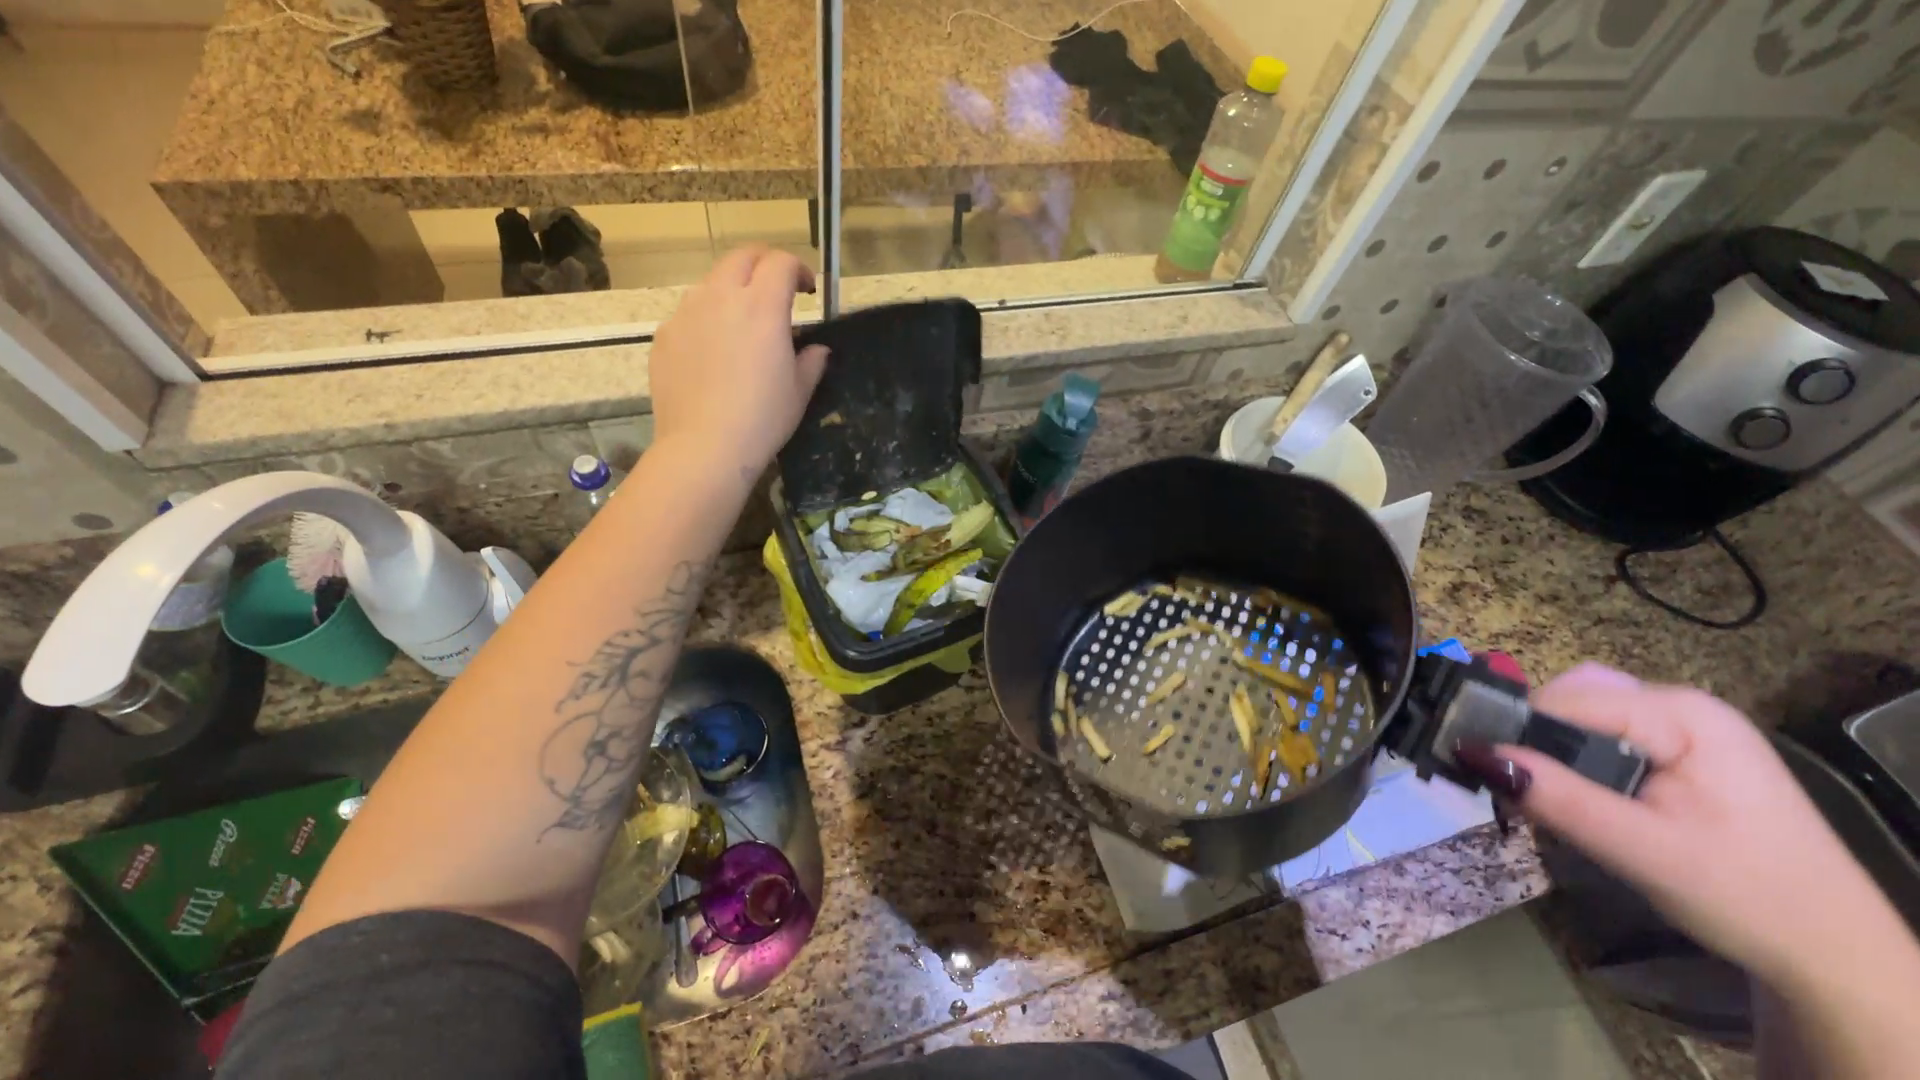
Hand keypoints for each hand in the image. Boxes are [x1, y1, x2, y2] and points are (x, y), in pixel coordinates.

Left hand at [648, 247, 829, 470]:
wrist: (704, 447)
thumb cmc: (762, 419)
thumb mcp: (799, 391)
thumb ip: (811, 361)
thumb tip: (817, 349)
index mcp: (762, 306)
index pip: (781, 263)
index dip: (799, 270)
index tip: (807, 291)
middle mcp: (721, 297)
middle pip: (742, 257)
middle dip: (764, 264)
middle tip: (776, 290)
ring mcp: (686, 314)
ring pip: (711, 282)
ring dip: (732, 290)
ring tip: (741, 323)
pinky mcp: (664, 335)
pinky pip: (688, 314)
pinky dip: (706, 319)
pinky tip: (712, 353)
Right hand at [1475, 663, 1899, 987]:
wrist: (1831, 952)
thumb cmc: (1746, 896)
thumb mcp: (1643, 851)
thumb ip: (1560, 798)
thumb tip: (1471, 753)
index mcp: (1683, 714)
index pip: (1567, 698)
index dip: (1517, 730)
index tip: (1481, 776)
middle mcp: (1682, 706)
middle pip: (1572, 701)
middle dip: (1533, 743)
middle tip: (1516, 799)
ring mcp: (1685, 729)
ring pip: (1583, 719)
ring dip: (1552, 755)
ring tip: (1544, 804)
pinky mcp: (1681, 754)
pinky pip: (1606, 739)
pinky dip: (1577, 764)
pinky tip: (1579, 802)